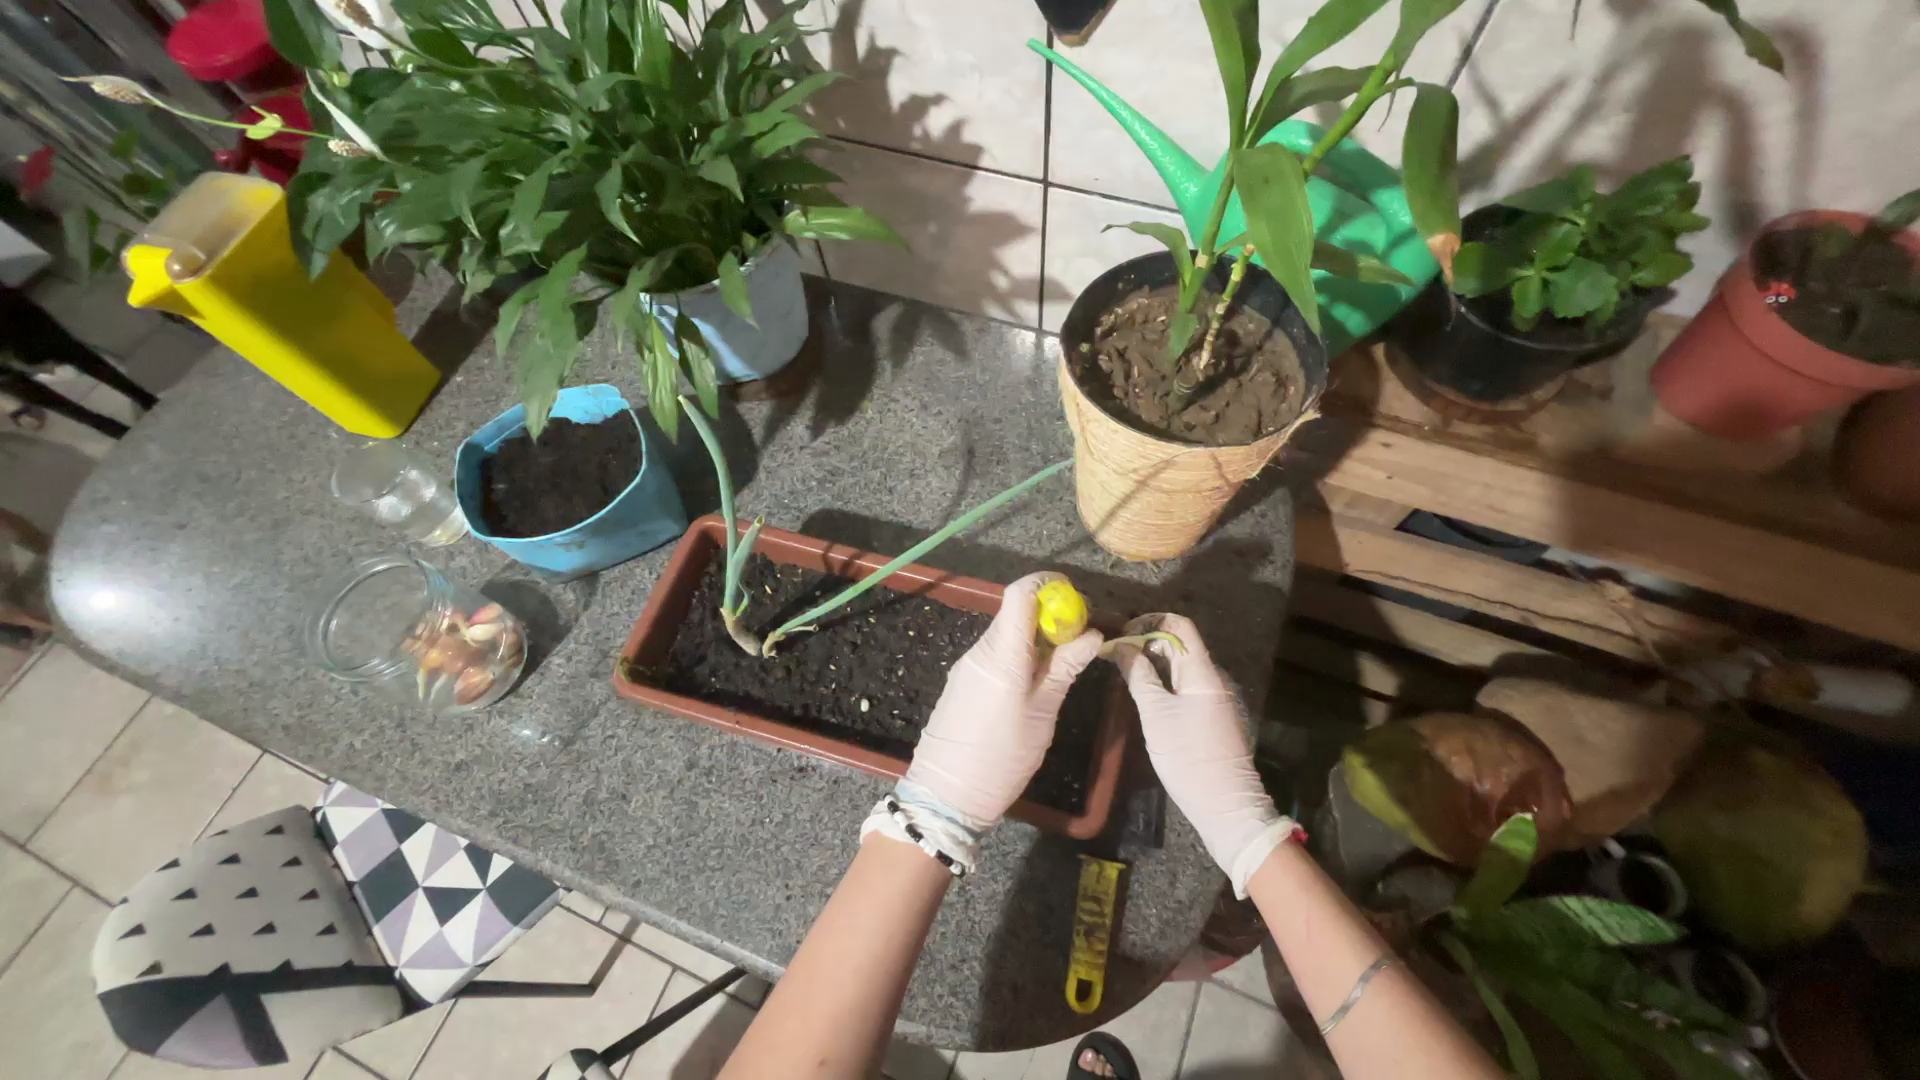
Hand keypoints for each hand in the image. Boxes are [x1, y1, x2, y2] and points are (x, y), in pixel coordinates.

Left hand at [902, 572, 1104, 830]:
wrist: (947, 793)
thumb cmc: (1002, 756)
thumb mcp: (1043, 713)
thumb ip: (1064, 669)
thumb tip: (1092, 635)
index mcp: (1002, 653)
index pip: (1020, 593)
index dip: (1048, 585)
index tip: (1075, 599)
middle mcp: (980, 650)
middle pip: (1015, 612)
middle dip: (1050, 615)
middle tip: (1080, 638)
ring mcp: (968, 665)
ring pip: (1006, 633)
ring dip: (1036, 637)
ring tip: (1064, 663)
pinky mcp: (963, 681)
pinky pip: (995, 652)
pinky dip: (1019, 654)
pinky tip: (1036, 680)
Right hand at [1111, 614, 1294, 896]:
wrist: (1226, 805)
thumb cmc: (1188, 757)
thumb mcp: (1156, 714)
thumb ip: (1139, 676)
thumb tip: (1122, 647)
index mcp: (1202, 672)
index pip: (1179, 625)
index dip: (1149, 621)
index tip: (1121, 633)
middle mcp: (1211, 678)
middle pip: (1179, 643)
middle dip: (1146, 641)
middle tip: (1114, 653)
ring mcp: (1211, 697)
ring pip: (1180, 665)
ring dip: (1152, 661)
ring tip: (1122, 670)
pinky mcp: (1208, 715)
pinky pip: (1183, 685)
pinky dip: (1161, 680)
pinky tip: (1141, 692)